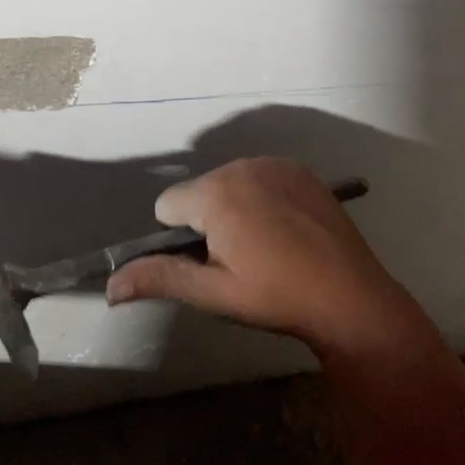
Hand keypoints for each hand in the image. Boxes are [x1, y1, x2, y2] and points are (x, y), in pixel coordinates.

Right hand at [105, 157, 420, 348]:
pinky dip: (261, 196)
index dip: (181, 238)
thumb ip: (160, 278)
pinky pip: (259, 176)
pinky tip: (286, 228)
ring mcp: (274, 164)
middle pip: (198, 191)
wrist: (353, 300)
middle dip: (207, 220)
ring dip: (234, 208)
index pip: (167, 205)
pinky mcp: (299, 169)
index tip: (213, 263)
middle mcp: (240, 166)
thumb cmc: (277, 298)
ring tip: (266, 246)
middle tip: (242, 260)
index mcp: (215, 194)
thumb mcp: (214, 294)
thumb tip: (111, 284)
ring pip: (228, 182)